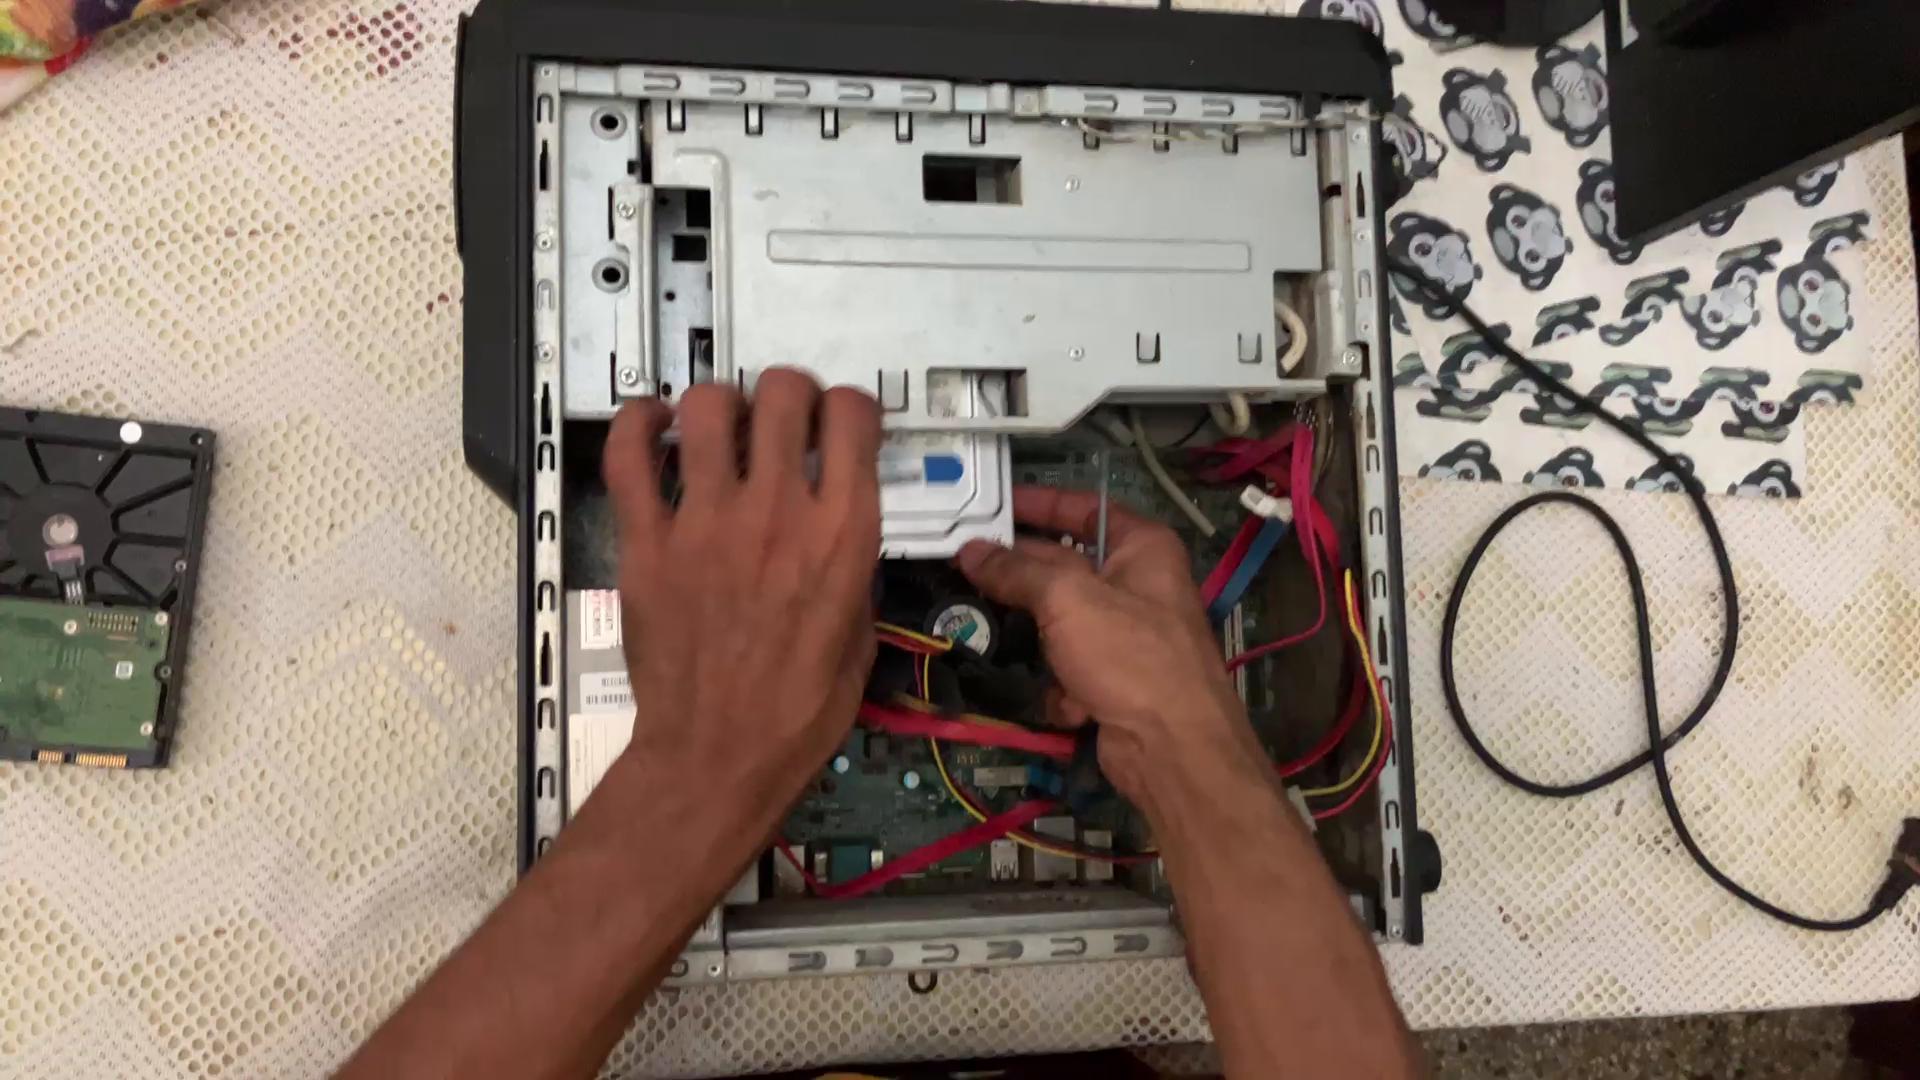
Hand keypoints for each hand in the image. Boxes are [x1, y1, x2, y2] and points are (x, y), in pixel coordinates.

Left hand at [601, 368, 881, 842]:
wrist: (719, 754)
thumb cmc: (802, 707)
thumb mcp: (863, 634)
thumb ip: (853, 567)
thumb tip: (837, 528)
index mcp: (842, 533)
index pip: (852, 417)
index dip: (850, 406)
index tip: (842, 422)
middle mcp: (778, 510)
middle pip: (782, 393)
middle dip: (789, 391)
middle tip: (783, 415)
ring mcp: (706, 521)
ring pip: (707, 407)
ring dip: (721, 403)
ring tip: (721, 425)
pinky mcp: (647, 541)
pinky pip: (629, 455)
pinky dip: (637, 425)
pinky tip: (653, 426)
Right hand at [955, 487, 1265, 807]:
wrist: (1172, 748)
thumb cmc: (1127, 653)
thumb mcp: (1066, 598)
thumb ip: (1015, 570)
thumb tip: (970, 551)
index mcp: (1142, 548)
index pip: (1085, 508)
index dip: (1040, 503)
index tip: (995, 504)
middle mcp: (1137, 585)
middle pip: (1065, 565)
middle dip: (1020, 572)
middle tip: (964, 561)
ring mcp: (1126, 636)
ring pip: (1061, 620)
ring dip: (1036, 634)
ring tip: (993, 628)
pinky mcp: (1113, 679)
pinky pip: (1070, 666)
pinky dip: (1062, 683)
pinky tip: (1067, 700)